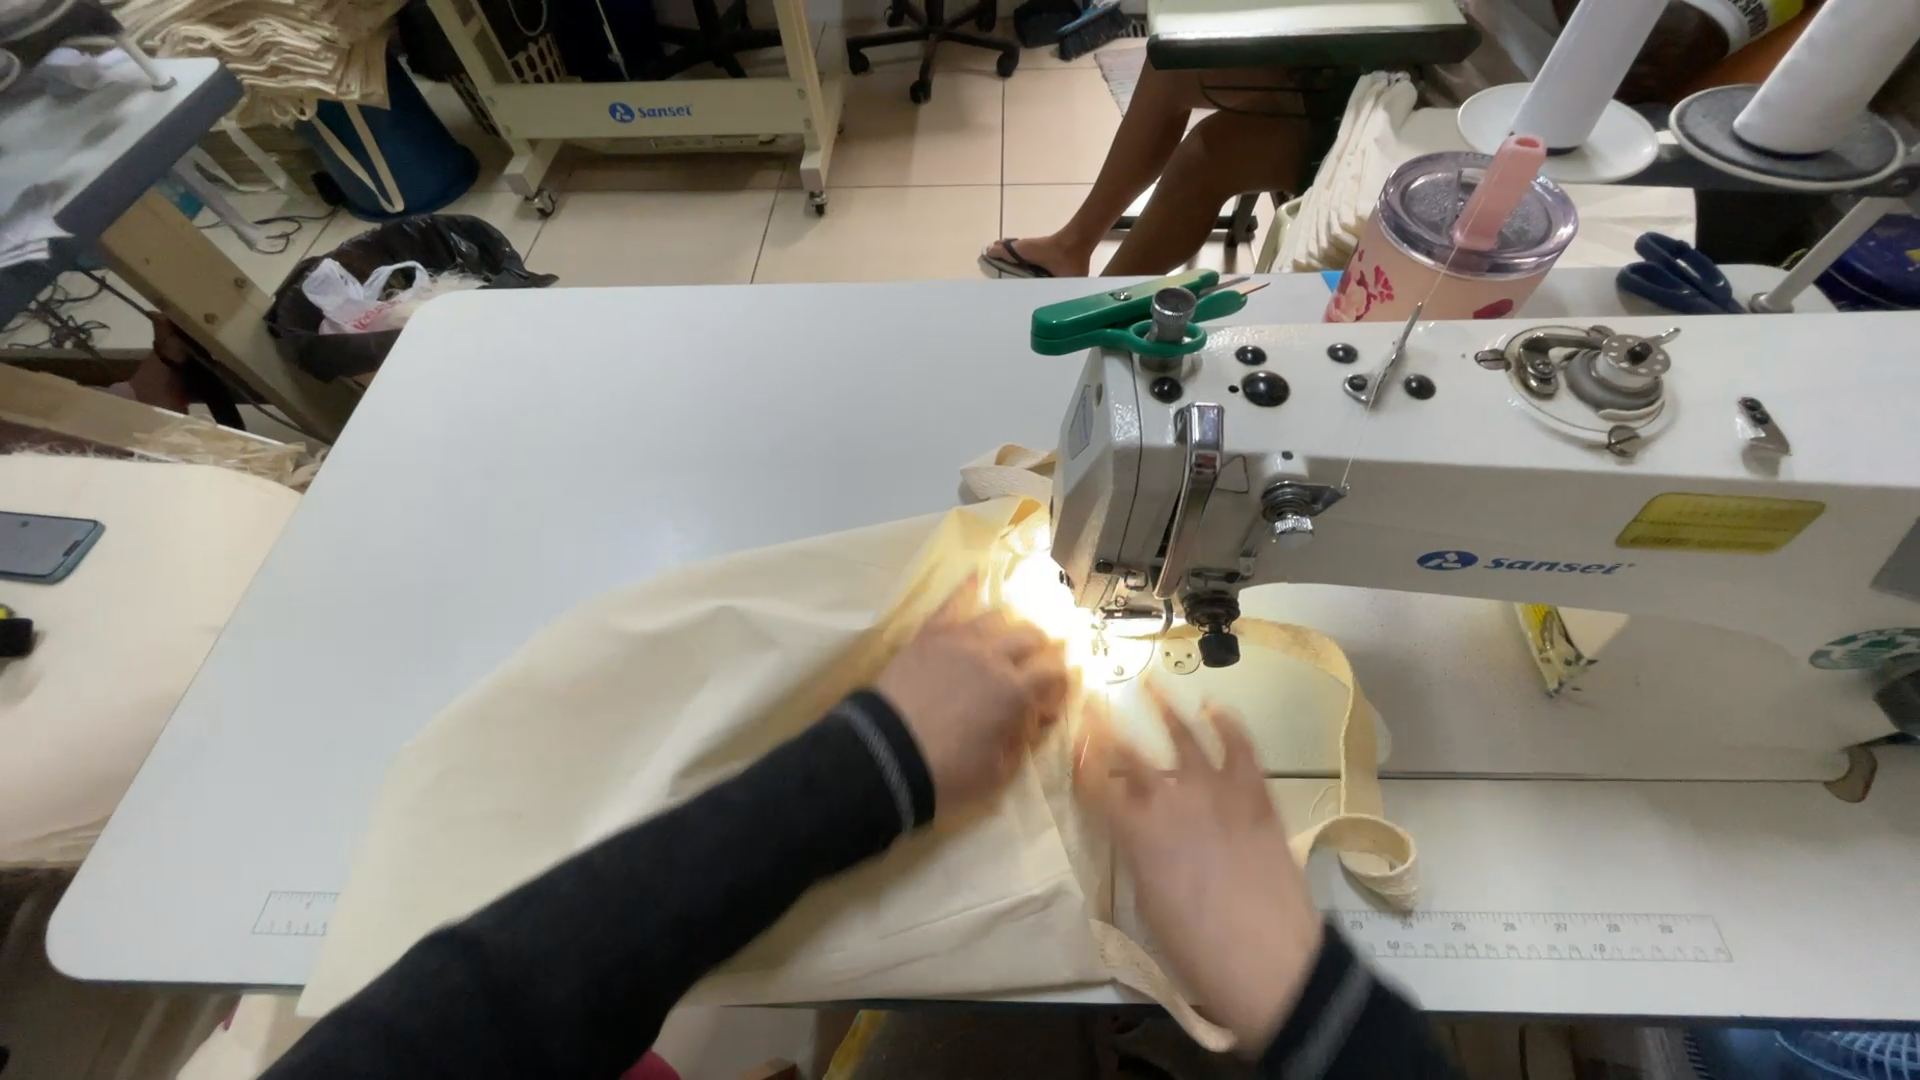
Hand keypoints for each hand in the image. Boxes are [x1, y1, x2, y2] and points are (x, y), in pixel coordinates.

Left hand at [875, 577, 1070, 810]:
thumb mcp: (997, 772)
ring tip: (1009, 637)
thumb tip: (1033, 719)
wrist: (884, 755)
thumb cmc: (945, 772)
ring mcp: (959, 639)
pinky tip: (977, 576)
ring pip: (998, 616)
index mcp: (1014, 692)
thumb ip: (1022, 741)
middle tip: (1038, 663)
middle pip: (1032, 636)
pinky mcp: (929, 634)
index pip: (1055, 672)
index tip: (1052, 698)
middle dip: (1042, 650)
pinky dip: (968, 588)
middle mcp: (993, 656)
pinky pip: (953, 603)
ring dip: (1011, 627)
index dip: (1060, 682)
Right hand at [1075, 683, 1322, 1051]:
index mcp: (1135, 833)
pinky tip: (1215, 706)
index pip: (1095, 784)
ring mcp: (1216, 793)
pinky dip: (1228, 724)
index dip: (1080, 759)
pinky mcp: (1255, 796)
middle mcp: (1170, 802)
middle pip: (1128, 752)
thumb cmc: (1198, 949)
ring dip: (1163, 706)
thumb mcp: (1147, 904)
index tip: (1073, 741)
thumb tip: (1134, 832)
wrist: (1273, 967)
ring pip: (1183, 736)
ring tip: (1150, 682)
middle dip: (1104, 723)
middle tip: (1092, 700)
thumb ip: (1136, 855)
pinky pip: (1241, 749)